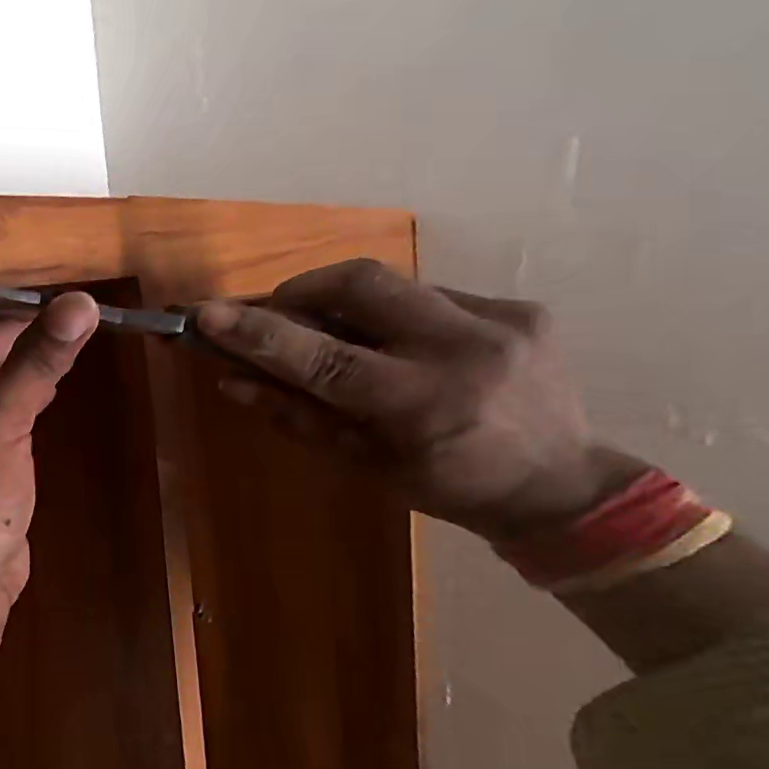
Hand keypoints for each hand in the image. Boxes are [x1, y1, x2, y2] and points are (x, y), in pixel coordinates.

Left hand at [0, 292, 99, 617]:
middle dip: (23, 352)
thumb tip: (79, 301)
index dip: (19, 324)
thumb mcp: (3, 421)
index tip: (64, 306)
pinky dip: (19, 415)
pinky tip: (44, 403)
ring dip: (23, 382)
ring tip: (65, 356)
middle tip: (73, 328)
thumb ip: (38, 361)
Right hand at [188, 260, 643, 541]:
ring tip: (333, 332)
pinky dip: (390, 314)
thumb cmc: (445, 485)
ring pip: (392, 283)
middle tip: (274, 312)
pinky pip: (428, 294)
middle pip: (361, 283)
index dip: (259, 332)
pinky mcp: (520, 307)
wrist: (562, 485)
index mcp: (421, 404)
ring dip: (344, 302)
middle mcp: (465, 349)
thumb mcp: (362, 463)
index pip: (323, 358)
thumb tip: (232, 380)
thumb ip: (295, 416)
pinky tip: (394, 344)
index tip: (206, 315)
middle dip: (301, 289)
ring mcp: (501, 320)